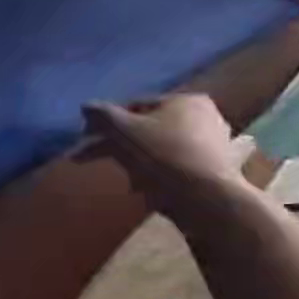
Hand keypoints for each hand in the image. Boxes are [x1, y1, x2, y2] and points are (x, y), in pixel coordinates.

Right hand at [81, 94, 247, 215]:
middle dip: (116, 144)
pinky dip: (154, 172)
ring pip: (157, 147)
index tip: (85, 138)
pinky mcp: (214, 169)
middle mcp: (205, 116)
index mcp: (185, 100)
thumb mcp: (122, 130)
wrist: (203, 197)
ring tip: (118, 176)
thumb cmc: (161, 155)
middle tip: (88, 158)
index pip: (134, 106)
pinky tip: (142, 186)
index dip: (105, 122)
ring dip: (132, 159)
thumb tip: (86, 106)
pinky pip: (173, 164)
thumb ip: (101, 115)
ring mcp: (213, 144)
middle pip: (146, 128)